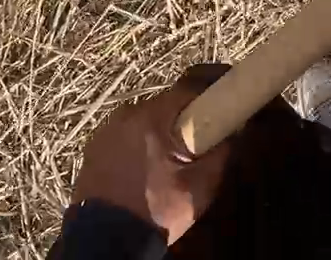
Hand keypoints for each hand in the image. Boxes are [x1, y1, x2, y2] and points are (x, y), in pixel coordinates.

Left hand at [70, 70, 230, 241]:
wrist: (104, 243)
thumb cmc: (157, 211)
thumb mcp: (200, 187)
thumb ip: (221, 152)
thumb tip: (235, 128)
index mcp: (154, 116)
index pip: (190, 87)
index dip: (210, 89)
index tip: (224, 95)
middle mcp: (127, 113)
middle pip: (166, 104)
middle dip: (185, 117)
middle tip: (199, 138)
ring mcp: (107, 129)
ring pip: (145, 120)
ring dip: (160, 131)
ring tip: (170, 160)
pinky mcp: (94, 146)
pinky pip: (126, 135)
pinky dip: (139, 145)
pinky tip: (145, 168)